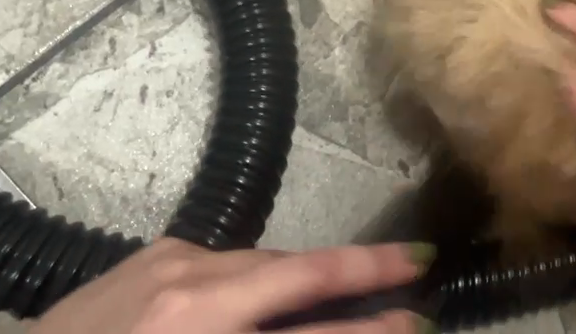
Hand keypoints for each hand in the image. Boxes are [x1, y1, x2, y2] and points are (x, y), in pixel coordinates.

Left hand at [29, 237, 430, 332]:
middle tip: (416, 260)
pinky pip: (230, 261)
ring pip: (266, 262)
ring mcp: (173, 263)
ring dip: (308, 275)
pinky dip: (260, 278)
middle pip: (298, 270)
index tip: (418, 317)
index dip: (369, 328)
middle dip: (364, 266)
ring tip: (352, 280)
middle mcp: (191, 291)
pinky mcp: (157, 251)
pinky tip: (266, 295)